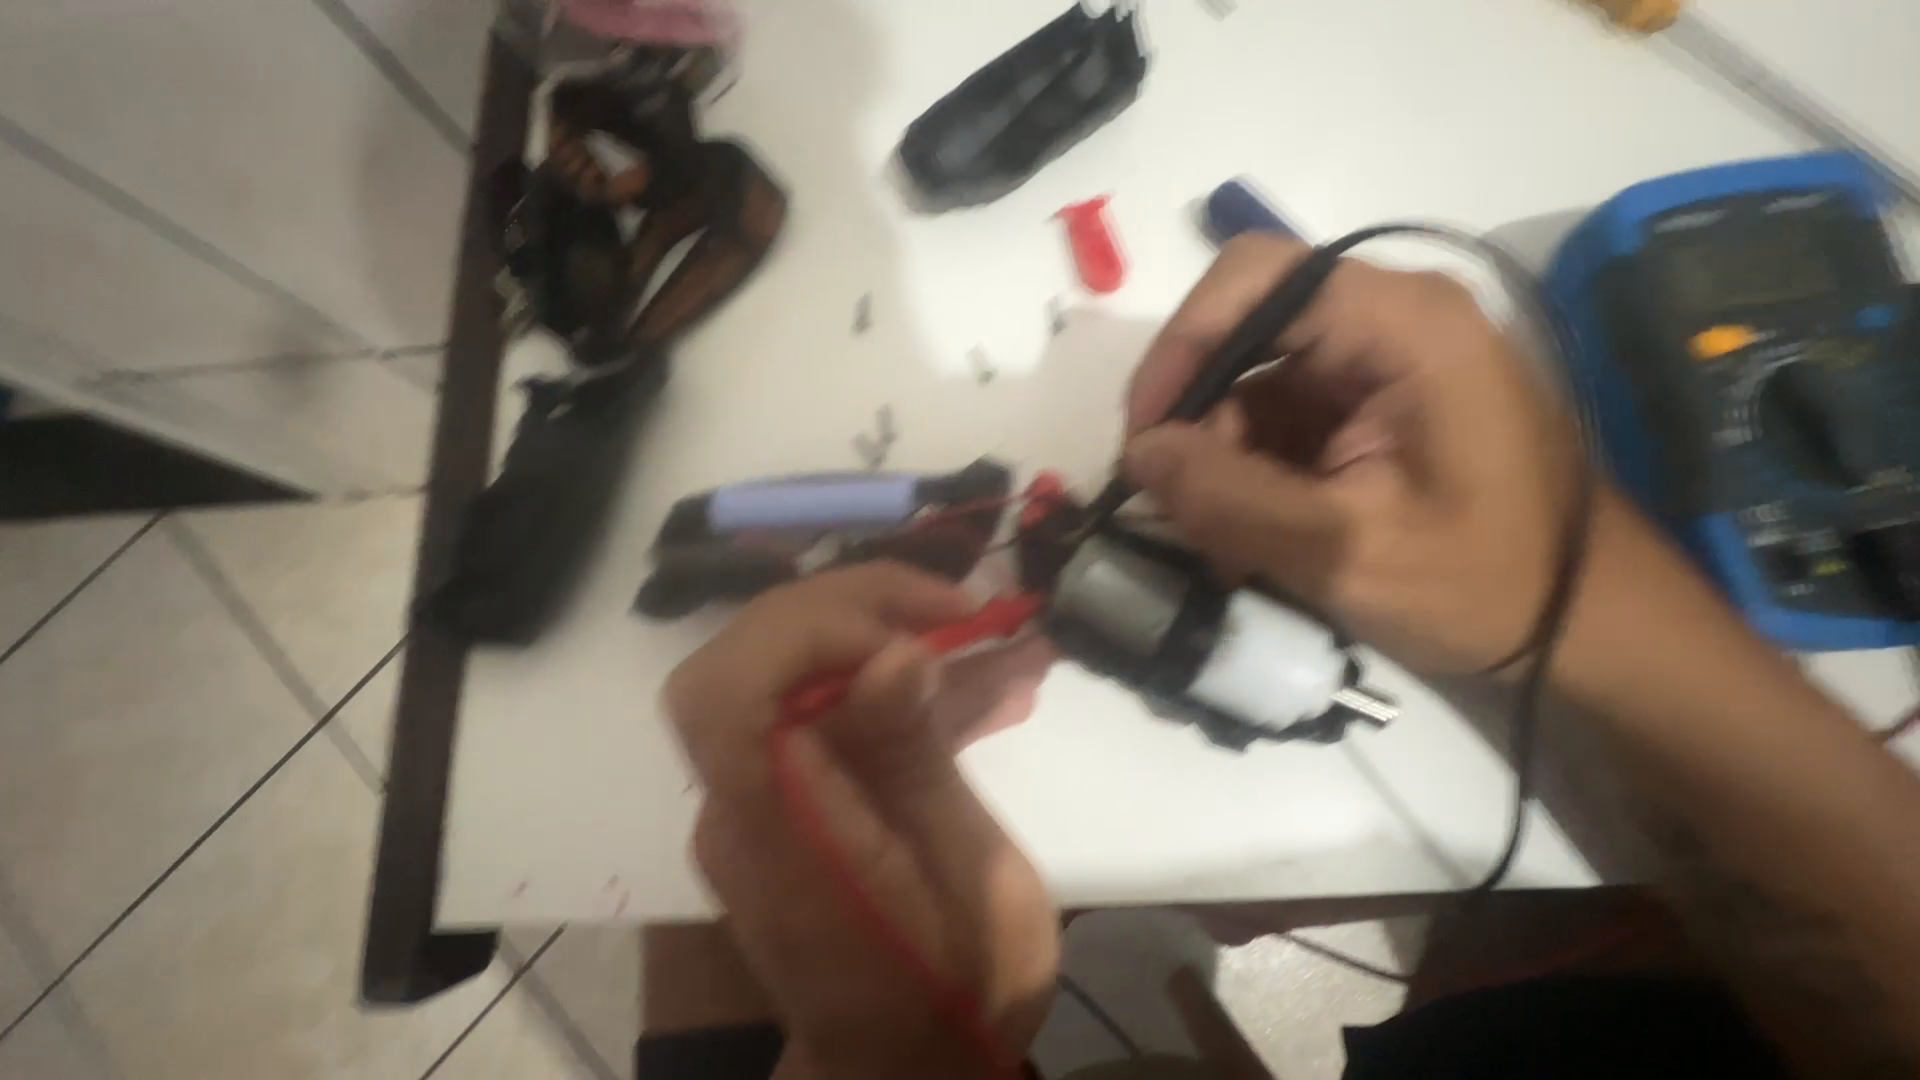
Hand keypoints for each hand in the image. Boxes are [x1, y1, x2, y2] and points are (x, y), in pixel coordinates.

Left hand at [664, 565, 1058, 1079]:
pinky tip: (970, 668)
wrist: (900, 1060)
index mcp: (782, 840)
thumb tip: (898, 654)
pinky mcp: (789, 784)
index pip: (725, 698)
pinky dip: (892, 665)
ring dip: (878, 621)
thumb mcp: (971, 886)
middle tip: (961, 609)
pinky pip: (824, 694)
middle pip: (749, 653)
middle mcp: (744, 802)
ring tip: (976, 626)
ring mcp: (758, 789)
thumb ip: (920, 768)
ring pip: (786, 658)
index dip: (808, 635)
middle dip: (855, 604)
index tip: (915, 640)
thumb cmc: (953, 993)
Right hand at [1123, 234, 1583, 672]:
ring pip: (1246, 380)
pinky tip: (1244, 535)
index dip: (1180, 345)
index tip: (1146, 435)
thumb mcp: (1343, 550)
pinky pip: (1270, 417)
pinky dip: (1240, 471)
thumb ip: (1230, 497)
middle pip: (1242, 327)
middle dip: (1192, 413)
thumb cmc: (1483, 583)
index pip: (1254, 278)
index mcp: (1401, 325)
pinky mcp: (1363, 406)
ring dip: (1213, 454)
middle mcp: (1385, 320)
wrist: (1578, 625)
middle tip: (1170, 498)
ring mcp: (1373, 363)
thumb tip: (1137, 453)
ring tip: (1215, 538)